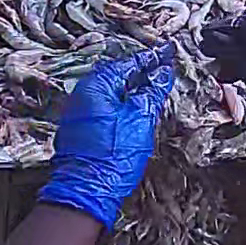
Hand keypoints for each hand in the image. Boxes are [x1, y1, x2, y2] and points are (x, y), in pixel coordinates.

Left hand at [37, 44, 175, 228]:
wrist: (87, 191)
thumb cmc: (112, 156)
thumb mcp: (139, 119)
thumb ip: (151, 93)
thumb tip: (162, 74)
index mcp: (94, 86)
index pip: (127, 64)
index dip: (150, 60)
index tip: (167, 53)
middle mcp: (82, 96)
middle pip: (116, 77)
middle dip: (140, 74)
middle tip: (163, 69)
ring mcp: (79, 114)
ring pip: (111, 94)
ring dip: (132, 91)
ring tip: (154, 89)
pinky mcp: (81, 130)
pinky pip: (104, 108)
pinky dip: (121, 106)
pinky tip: (135, 111)